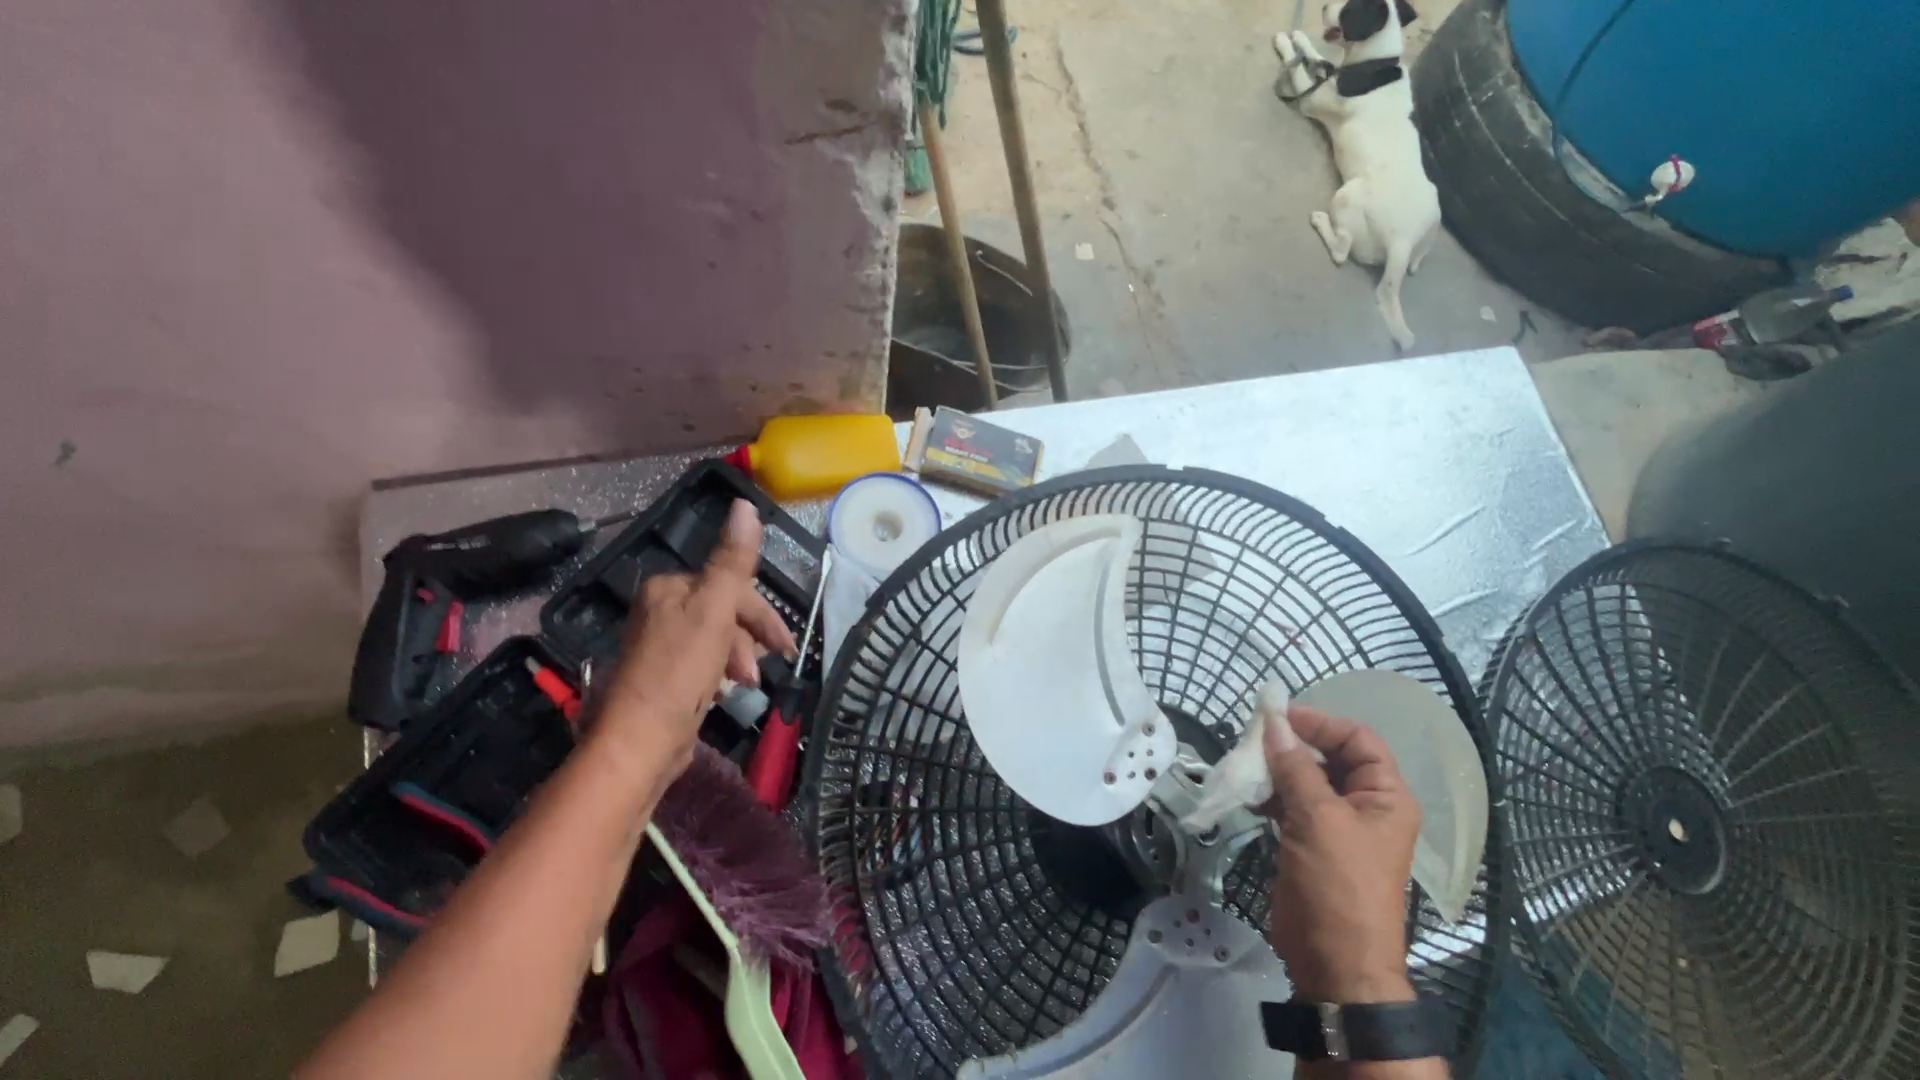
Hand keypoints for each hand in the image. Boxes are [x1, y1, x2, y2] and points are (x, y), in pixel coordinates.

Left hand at [592, 500, 795, 772]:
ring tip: (744, 685)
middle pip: (725, 612)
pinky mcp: (665, 678)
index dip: (761, 614)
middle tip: (765, 668)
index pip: (730, 586)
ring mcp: (661, 645)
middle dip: (749, 640)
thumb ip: (733, 560)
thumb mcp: (714, 610)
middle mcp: (661, 609)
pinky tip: (724, 693)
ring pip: (718, 640)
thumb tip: (745, 505)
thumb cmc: (679, 670)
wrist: (640, 741)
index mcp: (670, 588)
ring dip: (738, 660)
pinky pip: (705, 664)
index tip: (785, 645)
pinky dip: (721, 675)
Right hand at [1264, 703, 1420, 1002]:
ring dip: (1276, 768)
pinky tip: (1246, 792)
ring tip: (1244, 762)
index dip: (1322, 723)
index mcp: (1385, 797)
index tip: (1279, 717)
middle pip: (1330, 757)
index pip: (1359, 740)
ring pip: (1306, 780)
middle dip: (1293, 744)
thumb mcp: (1318, 819)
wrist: (1334, 961)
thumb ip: (1294, 768)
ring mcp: (1336, 826)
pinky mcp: (1311, 844)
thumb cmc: (1338, 885)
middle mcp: (1365, 806)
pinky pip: (1291, 804)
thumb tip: (1273, 724)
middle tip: (1254, 737)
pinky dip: (1269, 794)